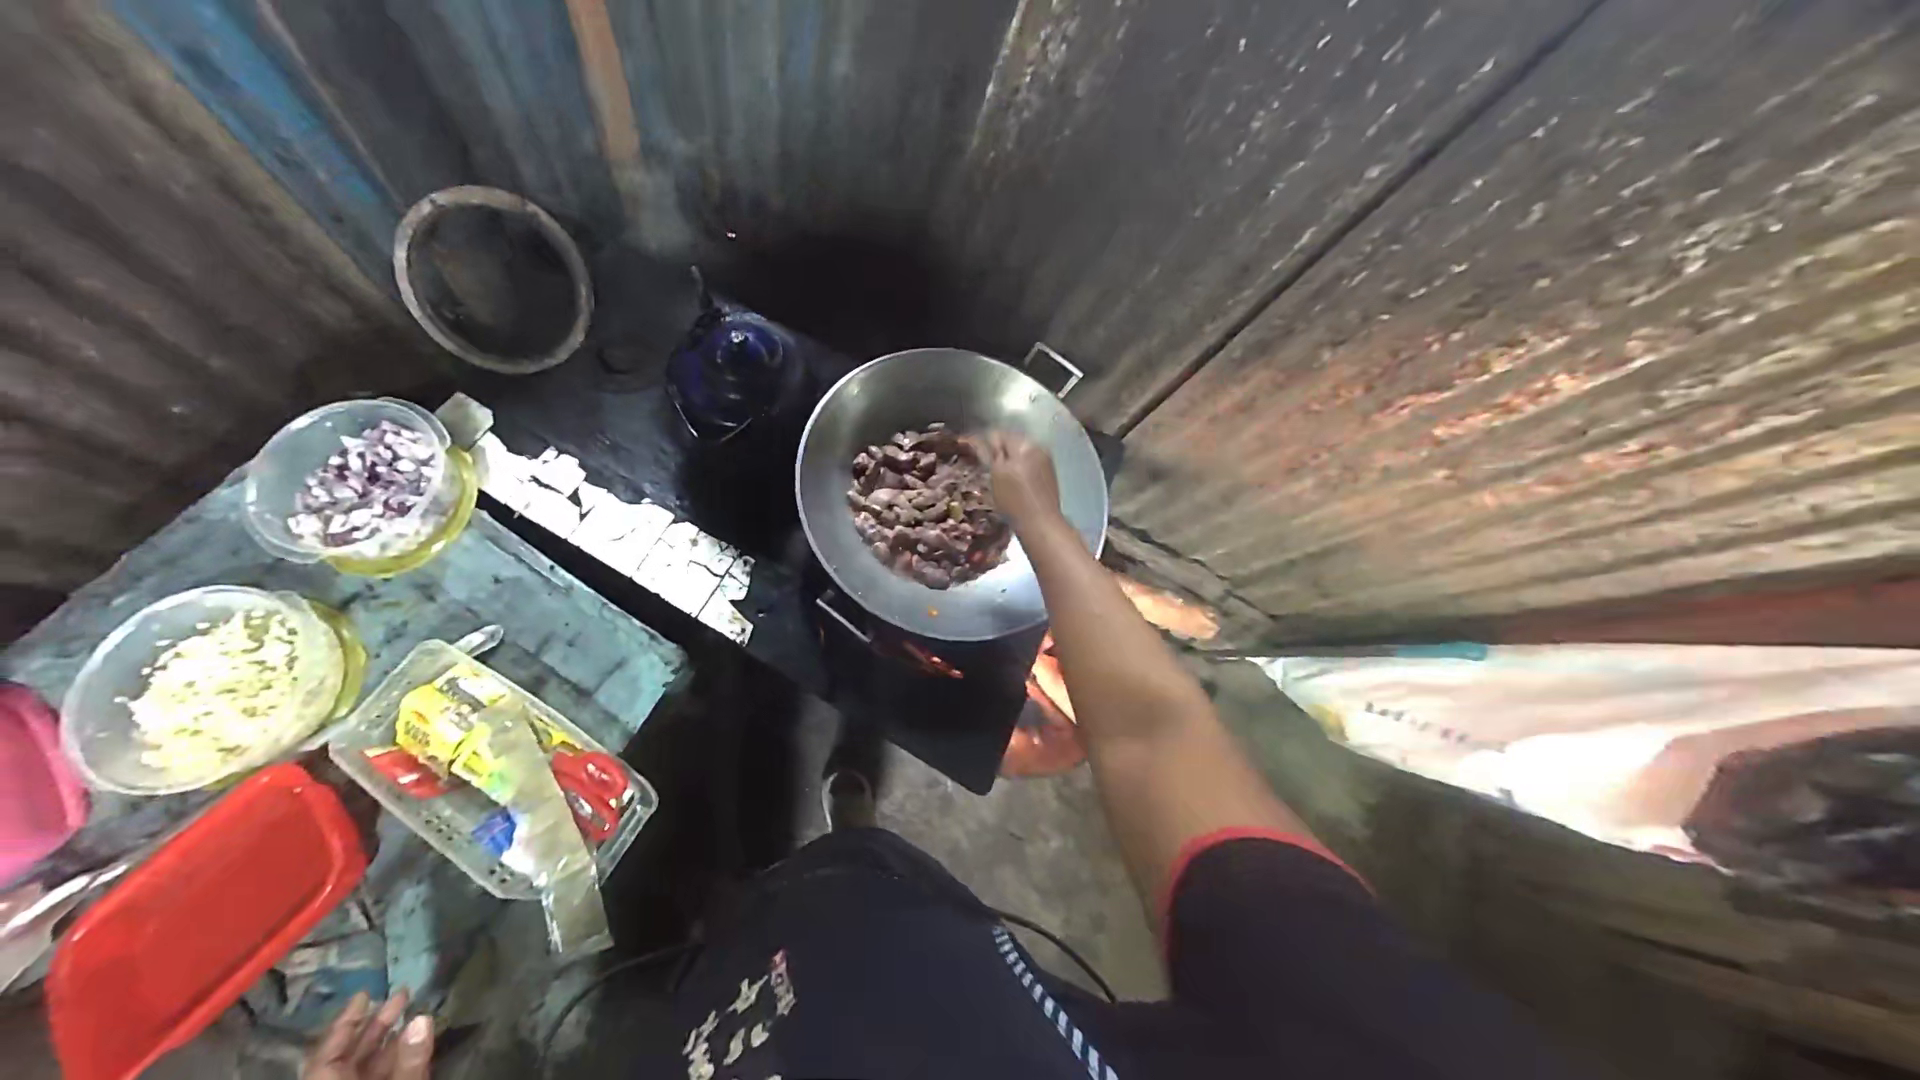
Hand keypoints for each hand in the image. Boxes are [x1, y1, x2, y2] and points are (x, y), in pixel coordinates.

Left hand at [303, 990, 433, 1079]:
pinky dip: (392, 1058)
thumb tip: (423, 1017)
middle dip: (374, 1025)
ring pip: (361, 1067)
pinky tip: (414, 1039)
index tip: (365, 994)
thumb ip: (409, 1061)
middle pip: (345, 1058)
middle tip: (402, 994)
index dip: (344, 1024)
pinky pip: (373, 1076)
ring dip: (387, 1038)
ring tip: (415, 1010)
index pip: (326, 1056)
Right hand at [964, 432, 1061, 527]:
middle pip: (1013, 442)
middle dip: (1002, 452)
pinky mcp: (1050, 473)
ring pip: (1022, 453)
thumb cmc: (1014, 500)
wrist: (1041, 522)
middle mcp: (1038, 446)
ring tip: (1004, 479)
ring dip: (1012, 461)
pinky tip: (1018, 484)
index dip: (986, 444)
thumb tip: (986, 439)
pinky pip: (1031, 463)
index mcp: (1023, 444)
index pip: (999, 435)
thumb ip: (992, 453)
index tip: (979, 456)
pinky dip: (1023, 469)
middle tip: (991, 470)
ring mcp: (1046, 459)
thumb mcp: (996, 474)